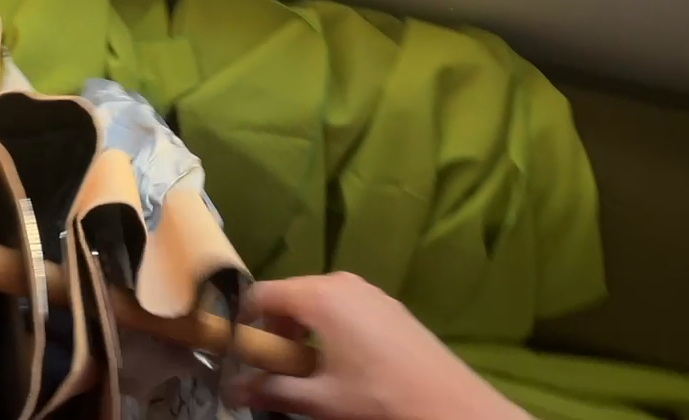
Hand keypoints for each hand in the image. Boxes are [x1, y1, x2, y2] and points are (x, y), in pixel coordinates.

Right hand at [225, 273, 526, 419]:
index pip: (262, 294)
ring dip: (303, 330)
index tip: (238, 351)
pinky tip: (345, 363)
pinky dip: (329, 327)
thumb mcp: (322, 400)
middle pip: (289, 295)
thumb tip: (230, 390)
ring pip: (316, 300)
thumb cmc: (382, 399)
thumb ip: (272, 390)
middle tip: (276, 368)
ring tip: (310, 370)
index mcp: (318, 295)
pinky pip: (343, 305)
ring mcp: (367, 289)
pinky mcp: (387, 303)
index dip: (244, 321)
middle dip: (276, 330)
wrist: (458, 409)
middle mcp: (339, 280)